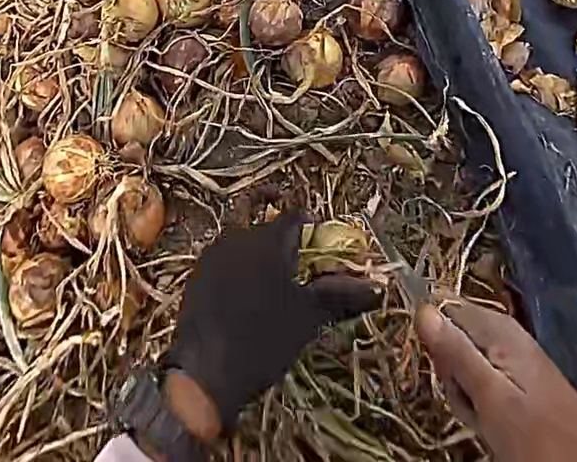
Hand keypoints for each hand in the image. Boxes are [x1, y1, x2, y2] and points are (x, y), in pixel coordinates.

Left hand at [163, 213, 381, 432]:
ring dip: (251, 233)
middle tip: (283, 217)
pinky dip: (235, 257)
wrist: (206, 370)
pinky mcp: (198, 272)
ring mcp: (215, 252)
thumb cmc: (264, 338)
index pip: (294, 214)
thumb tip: (378, 290)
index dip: (307, 219)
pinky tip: (242, 284)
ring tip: (266, 259)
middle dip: (271, 206)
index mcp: (270, 239)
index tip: (316, 230)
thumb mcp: (308, 318)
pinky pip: (221, 252)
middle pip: (256, 207)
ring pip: (236, 229)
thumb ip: (341, 297)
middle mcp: (241, 235)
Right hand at [418, 301, 576, 461]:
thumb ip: (456, 353)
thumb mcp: (491, 397)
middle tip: (473, 404)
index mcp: (497, 327)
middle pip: (452, 339)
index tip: (444, 372)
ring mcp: (512, 358)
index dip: (436, 341)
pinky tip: (494, 426)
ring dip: (466, 395)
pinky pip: (482, 383)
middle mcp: (503, 334)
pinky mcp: (518, 382)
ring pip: (464, 365)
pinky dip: (482, 405)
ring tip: (486, 420)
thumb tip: (421, 309)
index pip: (443, 309)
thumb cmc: (540, 438)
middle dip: (452, 374)